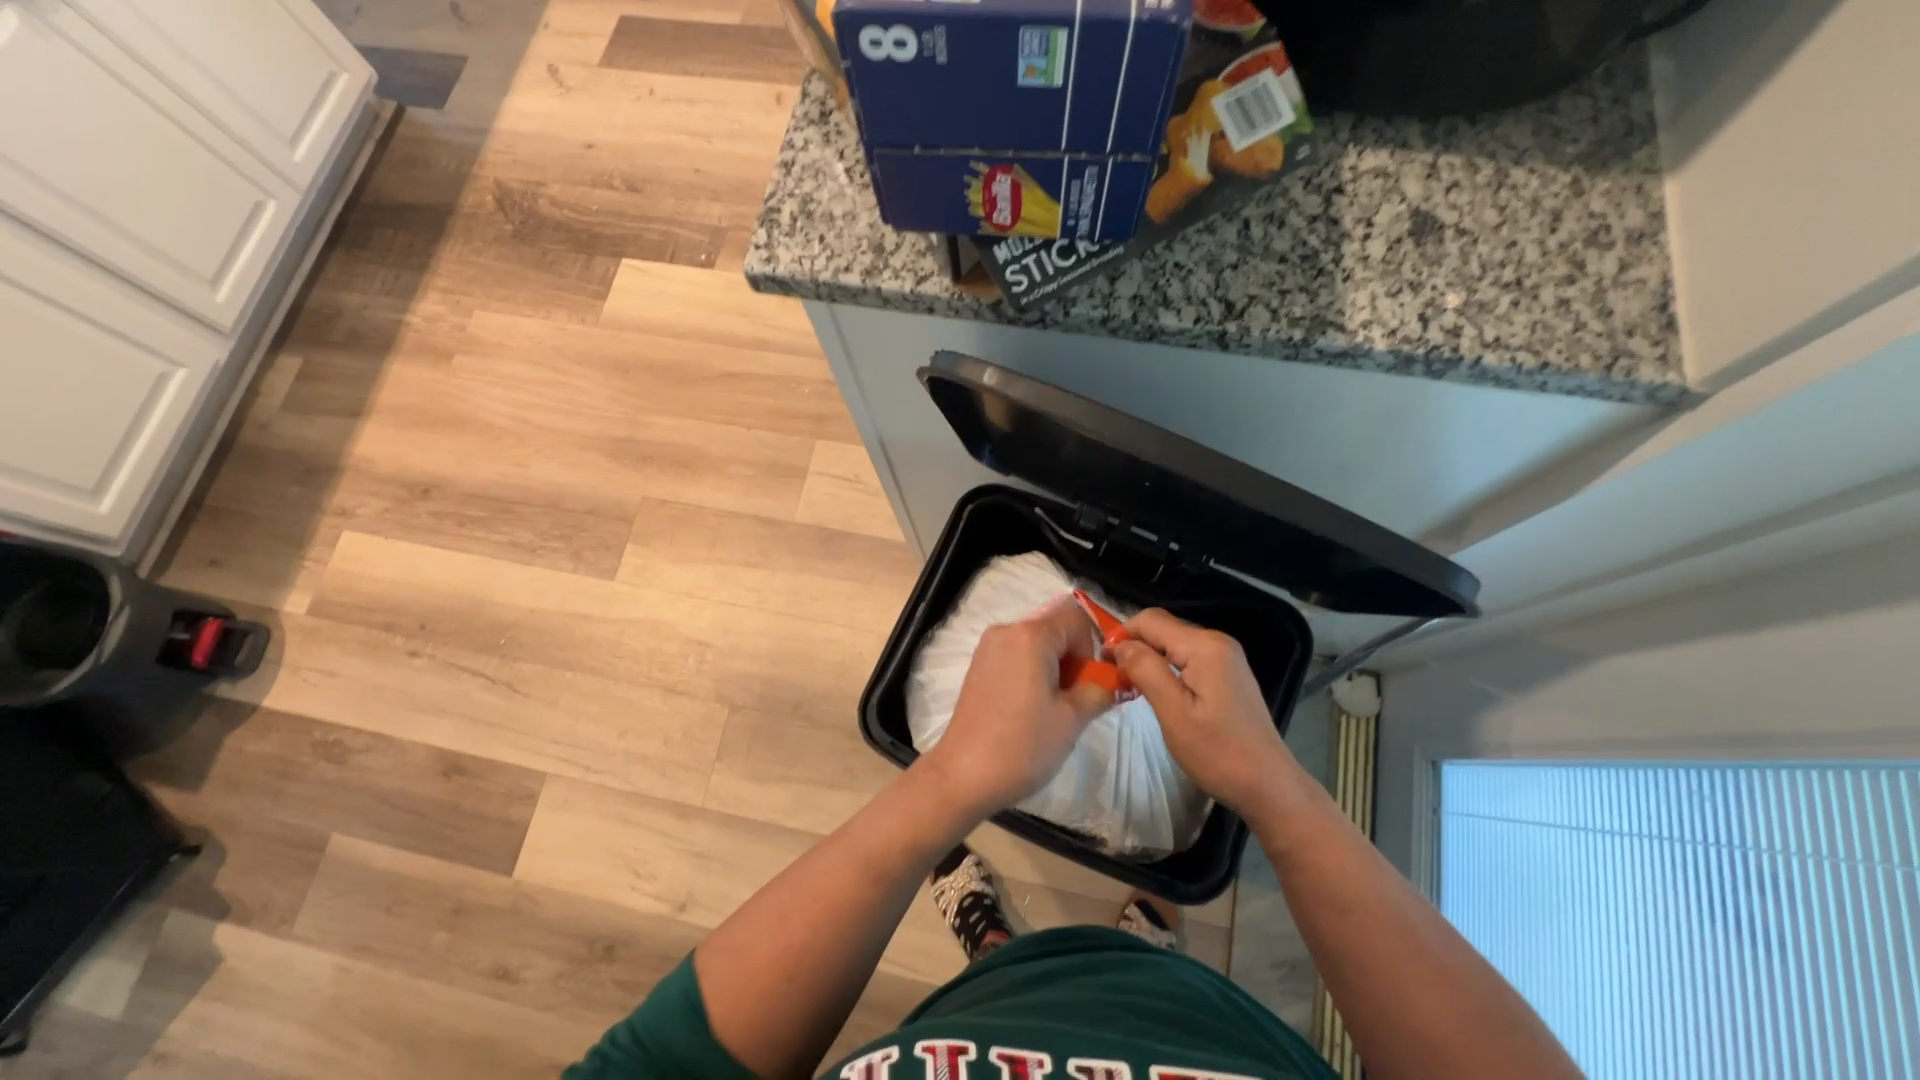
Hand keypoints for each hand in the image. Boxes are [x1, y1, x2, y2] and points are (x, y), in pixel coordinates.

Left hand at [917, 600, 1113, 815]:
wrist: (963, 776)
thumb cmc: (1023, 744)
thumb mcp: (1073, 719)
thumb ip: (1099, 690)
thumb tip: (1110, 680)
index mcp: (1030, 635)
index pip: (1077, 620)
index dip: (1092, 649)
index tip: (1089, 684)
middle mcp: (1006, 631)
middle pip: (1055, 630)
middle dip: (1072, 660)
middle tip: (1074, 701)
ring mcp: (987, 649)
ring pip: (1035, 645)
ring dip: (1053, 669)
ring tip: (1052, 709)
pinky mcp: (977, 668)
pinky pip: (1016, 658)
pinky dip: (1031, 674)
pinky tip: (1029, 709)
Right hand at [1111, 609, 1300, 818]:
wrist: (1267, 784)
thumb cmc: (1218, 752)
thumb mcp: (1174, 713)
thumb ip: (1146, 671)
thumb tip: (1119, 645)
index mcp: (1205, 646)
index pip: (1150, 620)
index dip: (1121, 636)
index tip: (1102, 665)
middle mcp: (1218, 642)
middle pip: (1163, 629)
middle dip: (1134, 647)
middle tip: (1114, 680)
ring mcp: (1226, 658)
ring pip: (1174, 644)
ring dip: (1149, 659)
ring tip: (1131, 688)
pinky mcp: (1228, 674)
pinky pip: (1188, 659)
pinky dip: (1167, 669)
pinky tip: (1159, 693)